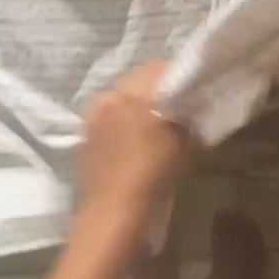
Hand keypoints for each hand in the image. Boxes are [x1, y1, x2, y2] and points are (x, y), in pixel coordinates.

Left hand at [78, 62, 191, 230]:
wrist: (115, 210)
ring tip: (151, 123)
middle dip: (156, 88)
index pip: (159, 68)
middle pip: (138, 79)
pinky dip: (120, 118)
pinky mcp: (85, 131)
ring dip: (136, 102)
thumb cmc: (155, 174)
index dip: (177, 76)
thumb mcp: (184, 144)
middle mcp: (111, 95)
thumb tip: (193, 107)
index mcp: (136, 92)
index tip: (190, 90)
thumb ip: (188, 118)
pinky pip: (107, 113)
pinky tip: (131, 137)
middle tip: (174, 107)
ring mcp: (94, 113)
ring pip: (121, 95)